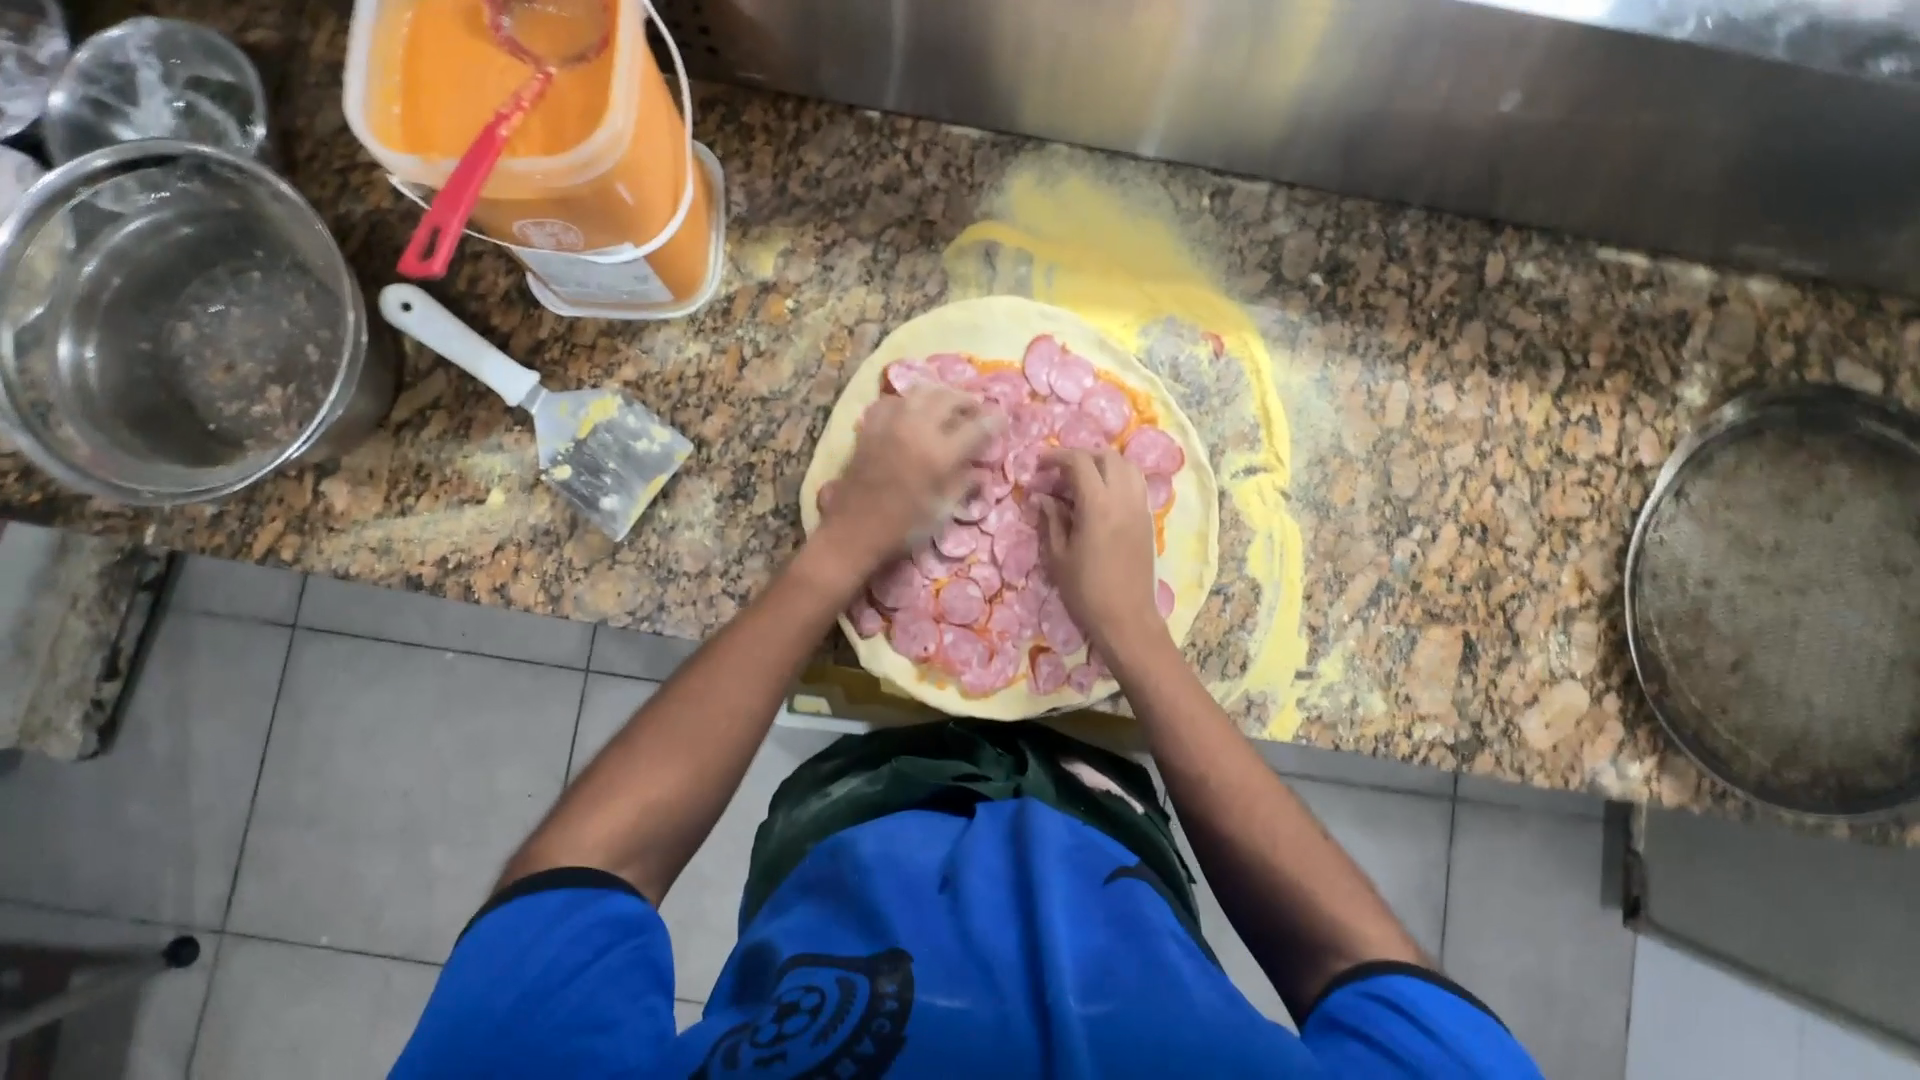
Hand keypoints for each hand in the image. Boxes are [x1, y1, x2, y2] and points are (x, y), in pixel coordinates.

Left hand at [815, 385, 993, 575]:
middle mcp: (917, 429)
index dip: (994, 421)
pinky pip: (892, 401)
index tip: (1002, 418)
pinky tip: (911, 413)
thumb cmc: (902, 528)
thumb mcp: (942, 511)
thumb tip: (981, 472)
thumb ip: (963, 485)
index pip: (977, 426)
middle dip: (968, 401)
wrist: (853, 531)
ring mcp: (891, 424)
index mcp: (940, 453)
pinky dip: (907, 402)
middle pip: (950, 398)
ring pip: (921, 392)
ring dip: (940, 395)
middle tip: (977, 410)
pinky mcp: (870, 427)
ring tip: (947, 406)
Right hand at [1034, 448, 1164, 652]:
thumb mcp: (1058, 556)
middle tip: (1059, 472)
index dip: (1057, 457)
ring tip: (1082, 479)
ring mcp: (1140, 508)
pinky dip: (1118, 478)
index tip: (1039, 466)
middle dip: (1081, 456)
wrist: (1126, 618)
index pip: (1079, 462)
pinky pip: (1136, 484)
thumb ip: (1051, 520)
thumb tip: (1043, 497)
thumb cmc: (1085, 591)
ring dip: (1103, 464)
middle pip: (1107, 456)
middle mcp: (1124, 498)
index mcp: (1098, 505)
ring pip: (1127, 466)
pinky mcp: (1148, 520)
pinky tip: (1101, 496)